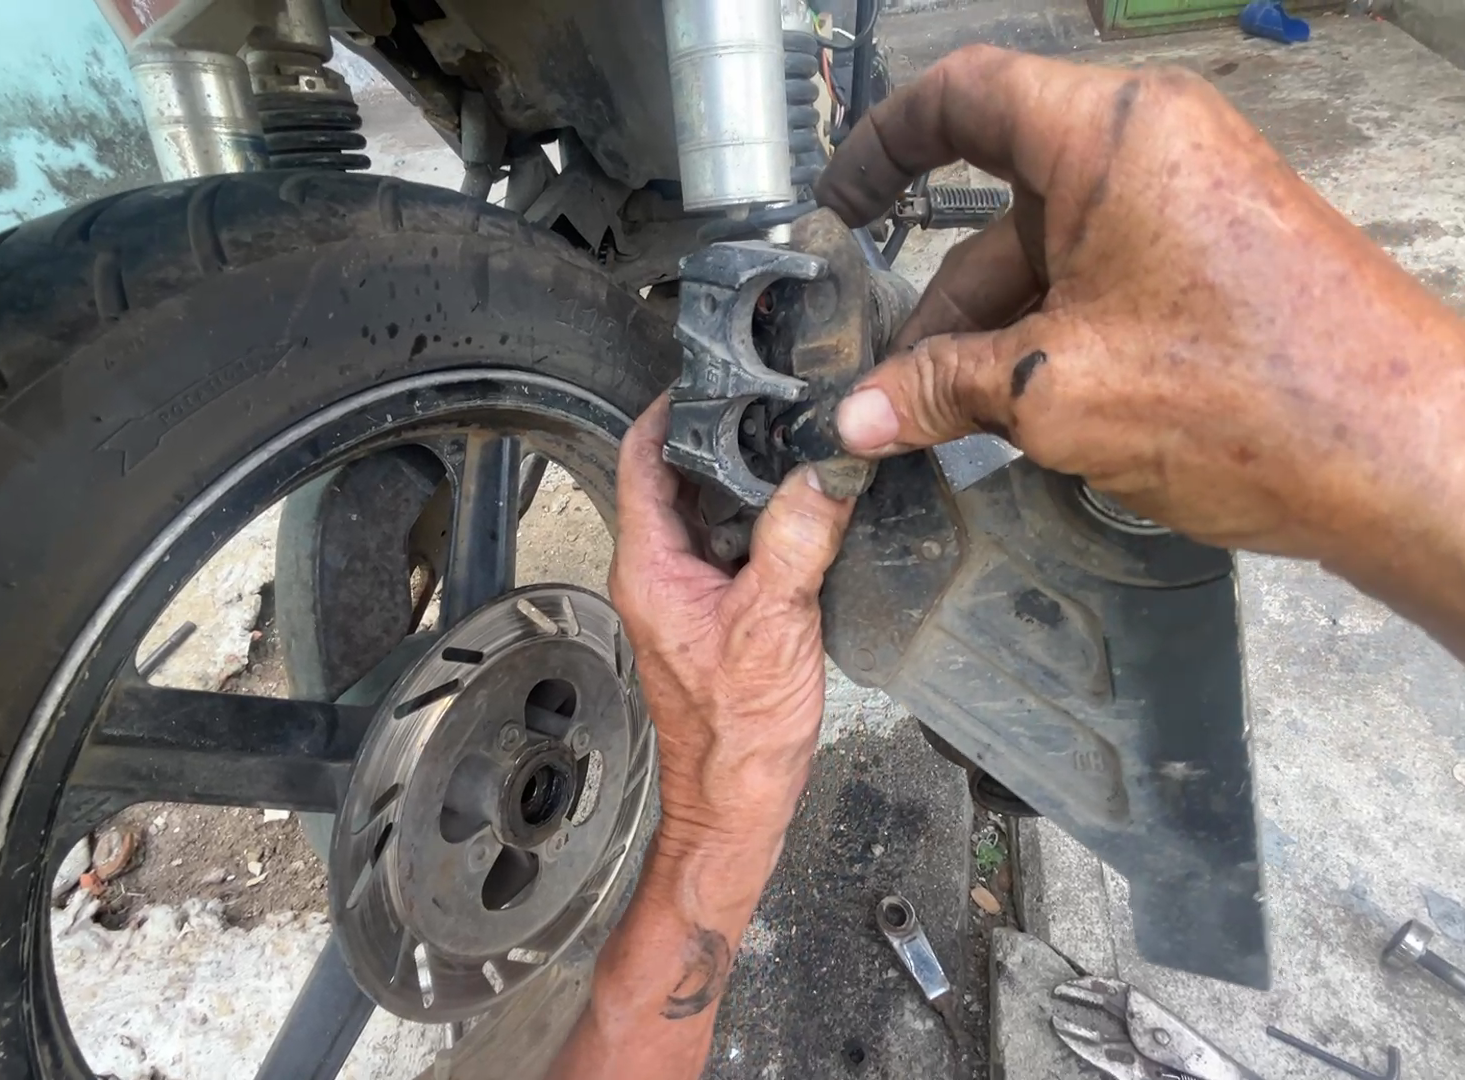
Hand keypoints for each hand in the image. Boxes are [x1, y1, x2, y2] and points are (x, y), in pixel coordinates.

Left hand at [609, 398, 854, 849]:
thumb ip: (796, 541)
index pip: (640, 459)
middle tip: (770, 401)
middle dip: (718, 437)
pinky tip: (800, 506)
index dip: (668, 411)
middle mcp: (658, 570)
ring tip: (791, 441)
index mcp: (650, 565)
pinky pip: (731, 543)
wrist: (737, 796)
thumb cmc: (737, 732)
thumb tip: (824, 470)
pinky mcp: (715, 608)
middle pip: (675, 477)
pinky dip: (759, 517)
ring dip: (742, 477)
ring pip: (707, 510)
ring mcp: (685, 590)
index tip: (709, 378)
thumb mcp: (773, 624)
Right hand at [817, 46, 1464, 567]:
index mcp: (1107, 140)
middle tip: (885, 395)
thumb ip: (939, 391)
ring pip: (1037, 274)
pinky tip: (1005, 420)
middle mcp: (1142, 160)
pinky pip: (1085, 299)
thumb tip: (850, 421)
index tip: (835, 210)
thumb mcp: (1052, 392)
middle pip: (993, 222)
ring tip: (937, 425)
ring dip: (979, 347)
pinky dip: (1033, 352)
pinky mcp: (1199, 277)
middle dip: (932, 314)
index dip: (882, 145)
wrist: (1411, 466)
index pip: (962, 98)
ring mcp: (1175, 222)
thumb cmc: (1228, 399)